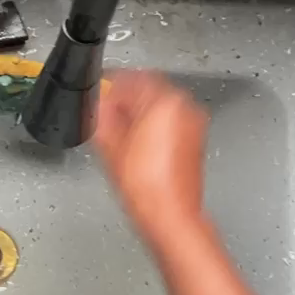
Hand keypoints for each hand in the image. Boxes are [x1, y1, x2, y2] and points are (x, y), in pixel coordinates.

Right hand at [91, 70, 209, 241]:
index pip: (132, 78)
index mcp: (164, 102)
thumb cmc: (146, 186)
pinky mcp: (195, 139)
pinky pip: (170, 121)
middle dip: (125, 99)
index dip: (110, 85)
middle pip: (148, 89)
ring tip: (118, 129)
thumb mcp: (109, 145)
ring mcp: (193, 123)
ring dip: (138, 112)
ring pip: (159, 106)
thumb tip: (99, 103)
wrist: (169, 215)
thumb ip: (101, 115)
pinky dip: (152, 124)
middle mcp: (184, 108)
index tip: (99, 92)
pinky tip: (135, 141)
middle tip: (105, 111)